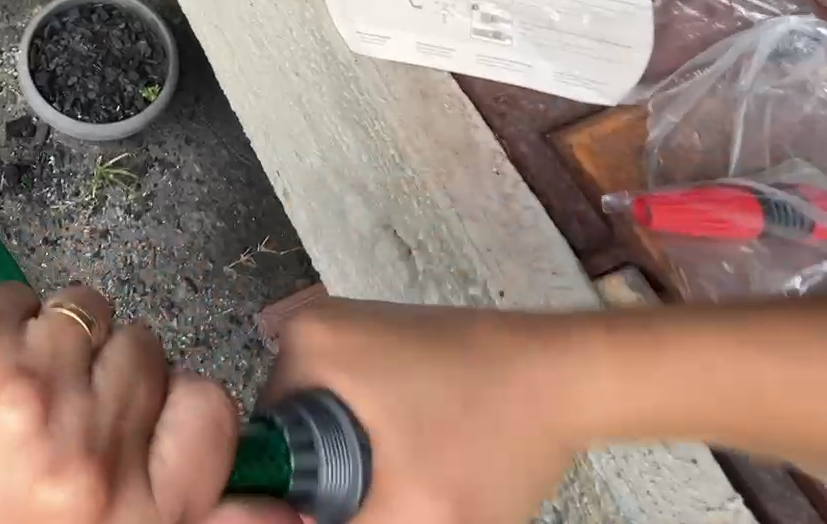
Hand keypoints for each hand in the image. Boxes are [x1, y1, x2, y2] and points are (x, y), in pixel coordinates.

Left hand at [0, 281, 247, 523]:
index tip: (142, 417)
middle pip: (144, 347)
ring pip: (86, 306)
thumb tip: (294, 509)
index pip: (208, 410)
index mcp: (124, 513)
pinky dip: (3, 320)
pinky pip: (21, 292)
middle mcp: (77, 444)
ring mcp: (16, 379)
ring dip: (57, 338)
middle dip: (107, 372)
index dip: (177, 406)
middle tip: (56, 414)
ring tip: (12, 389)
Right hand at [265, 298, 582, 523]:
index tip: (349, 514)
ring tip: (411, 481)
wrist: (564, 377)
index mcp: (303, 345)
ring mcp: (343, 326)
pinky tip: (420, 455)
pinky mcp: (373, 336)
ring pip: (322, 419)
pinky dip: (373, 437)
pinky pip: (347, 401)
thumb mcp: (417, 511)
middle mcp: (311, 324)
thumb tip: (294, 522)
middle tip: (391, 504)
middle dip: (331, 476)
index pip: (263, 440)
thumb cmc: (491, 436)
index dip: (293, 492)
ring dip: (355, 460)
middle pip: (293, 430)